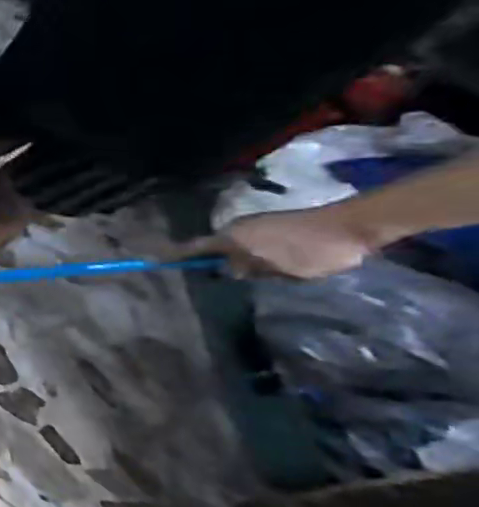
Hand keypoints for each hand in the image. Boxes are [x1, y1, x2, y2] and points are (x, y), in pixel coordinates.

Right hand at [175, 206, 378, 279]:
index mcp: (231, 237)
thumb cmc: (311, 248)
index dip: (173, 256)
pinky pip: (259, 247)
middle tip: (218, 279)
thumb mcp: (279, 267)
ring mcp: (258, 228)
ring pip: (240, 248)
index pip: (192, 248)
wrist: (354, 226)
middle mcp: (238, 230)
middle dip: (214, 261)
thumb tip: (230, 270)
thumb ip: (249, 269)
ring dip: (243, 261)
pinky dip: (261, 258)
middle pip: (216, 249)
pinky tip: (279, 269)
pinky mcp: (278, 231)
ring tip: (257, 277)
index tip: (152, 261)